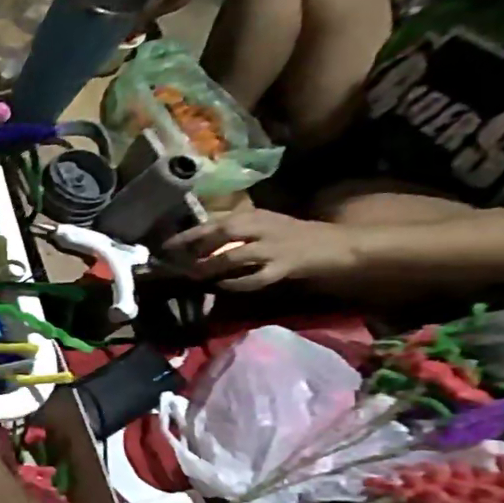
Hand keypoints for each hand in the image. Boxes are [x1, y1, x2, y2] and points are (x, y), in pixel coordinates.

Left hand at [164, 208, 362, 290]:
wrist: (338, 245)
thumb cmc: (294, 235)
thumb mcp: (263, 224)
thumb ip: (234, 230)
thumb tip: (198, 242)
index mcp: (253, 216)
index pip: (213, 222)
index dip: (187, 234)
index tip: (165, 245)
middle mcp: (260, 227)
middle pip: (221, 232)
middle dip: (194, 247)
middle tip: (173, 261)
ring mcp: (272, 248)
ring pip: (234, 256)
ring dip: (210, 266)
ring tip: (192, 275)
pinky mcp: (284, 267)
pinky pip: (254, 278)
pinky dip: (236, 283)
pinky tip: (222, 286)